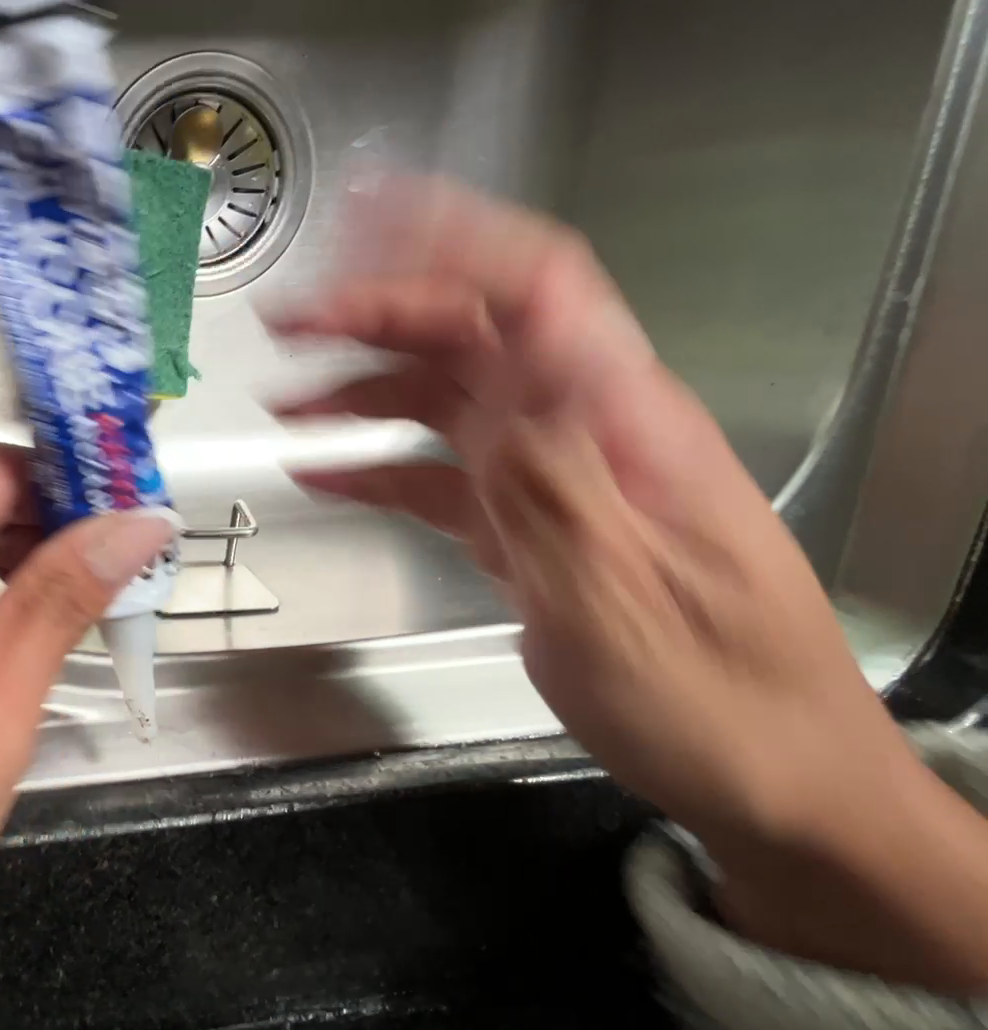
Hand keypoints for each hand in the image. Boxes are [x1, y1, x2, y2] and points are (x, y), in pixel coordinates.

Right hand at [273, 177, 987, 992]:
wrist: (768, 780)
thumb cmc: (719, 705)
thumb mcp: (624, 598)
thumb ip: (558, 474)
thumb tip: (518, 359)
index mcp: (621, 428)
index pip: (535, 291)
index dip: (448, 239)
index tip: (364, 220)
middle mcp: (582, 435)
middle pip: (472, 337)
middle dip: (374, 314)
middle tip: (290, 321)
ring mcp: (551, 480)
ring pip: (443, 403)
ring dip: (361, 391)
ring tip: (288, 399)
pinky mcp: (527, 526)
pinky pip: (437, 478)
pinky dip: (375, 469)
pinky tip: (326, 474)